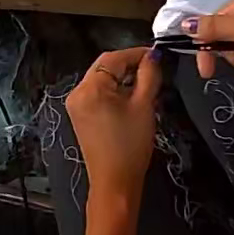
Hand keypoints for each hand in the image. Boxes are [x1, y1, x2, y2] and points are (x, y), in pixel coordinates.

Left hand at [65, 47, 162, 206]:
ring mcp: (75, 105)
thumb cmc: (131, 144)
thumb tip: (153, 56)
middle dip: (129, 64)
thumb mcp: (144, 105)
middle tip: (153, 68)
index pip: (113, 58)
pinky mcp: (79, 115)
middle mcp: (77, 92)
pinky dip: (113, 90)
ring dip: (122, 77)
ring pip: (101, 79)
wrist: (115, 182)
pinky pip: (97, 93)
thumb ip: (149, 75)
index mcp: (90, 88)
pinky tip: (131, 96)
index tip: (158, 54)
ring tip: (145, 83)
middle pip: (104, 66)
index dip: (136, 53)